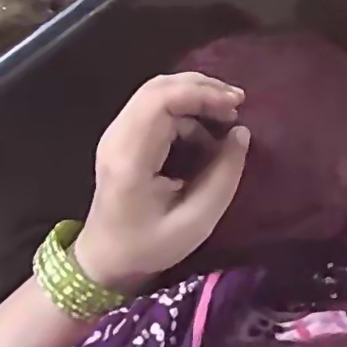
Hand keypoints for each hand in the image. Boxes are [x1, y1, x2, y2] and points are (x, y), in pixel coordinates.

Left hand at [73, 72, 250, 294]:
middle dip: (202, 87)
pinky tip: (207, 127)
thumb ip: (223, 177)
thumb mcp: (196, 222)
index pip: (160, 102)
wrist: (104, 258)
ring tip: (227, 112)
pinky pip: (154, 106)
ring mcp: (116, 134)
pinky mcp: (123, 136)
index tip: (235, 105)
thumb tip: (241, 133)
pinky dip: (185, 107)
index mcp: (130, 158)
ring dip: (194, 94)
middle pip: (158, 88)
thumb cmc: (148, 246)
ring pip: (156, 92)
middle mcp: (117, 137)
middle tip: (238, 103)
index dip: (200, 94)